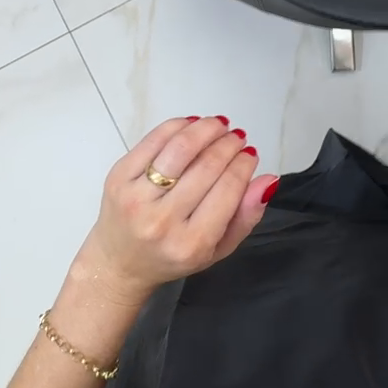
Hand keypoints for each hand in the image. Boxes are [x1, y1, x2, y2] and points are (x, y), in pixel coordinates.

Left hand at [73, 117, 277, 305]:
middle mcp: (162, 221)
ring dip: (206, 128)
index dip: (243, 164)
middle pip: (206, 166)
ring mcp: (136, 197)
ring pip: (180, 147)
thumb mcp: (217, 250)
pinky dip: (178, 125)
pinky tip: (192, 124)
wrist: (119, 263)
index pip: (227, 189)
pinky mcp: (118, 177)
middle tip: (238, 137)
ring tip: (220, 124)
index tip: (250, 154)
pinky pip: (154, 140)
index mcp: (191, 244)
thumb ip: (246, 217)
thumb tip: (268, 180)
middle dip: (228, 144)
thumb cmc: (172, 256)